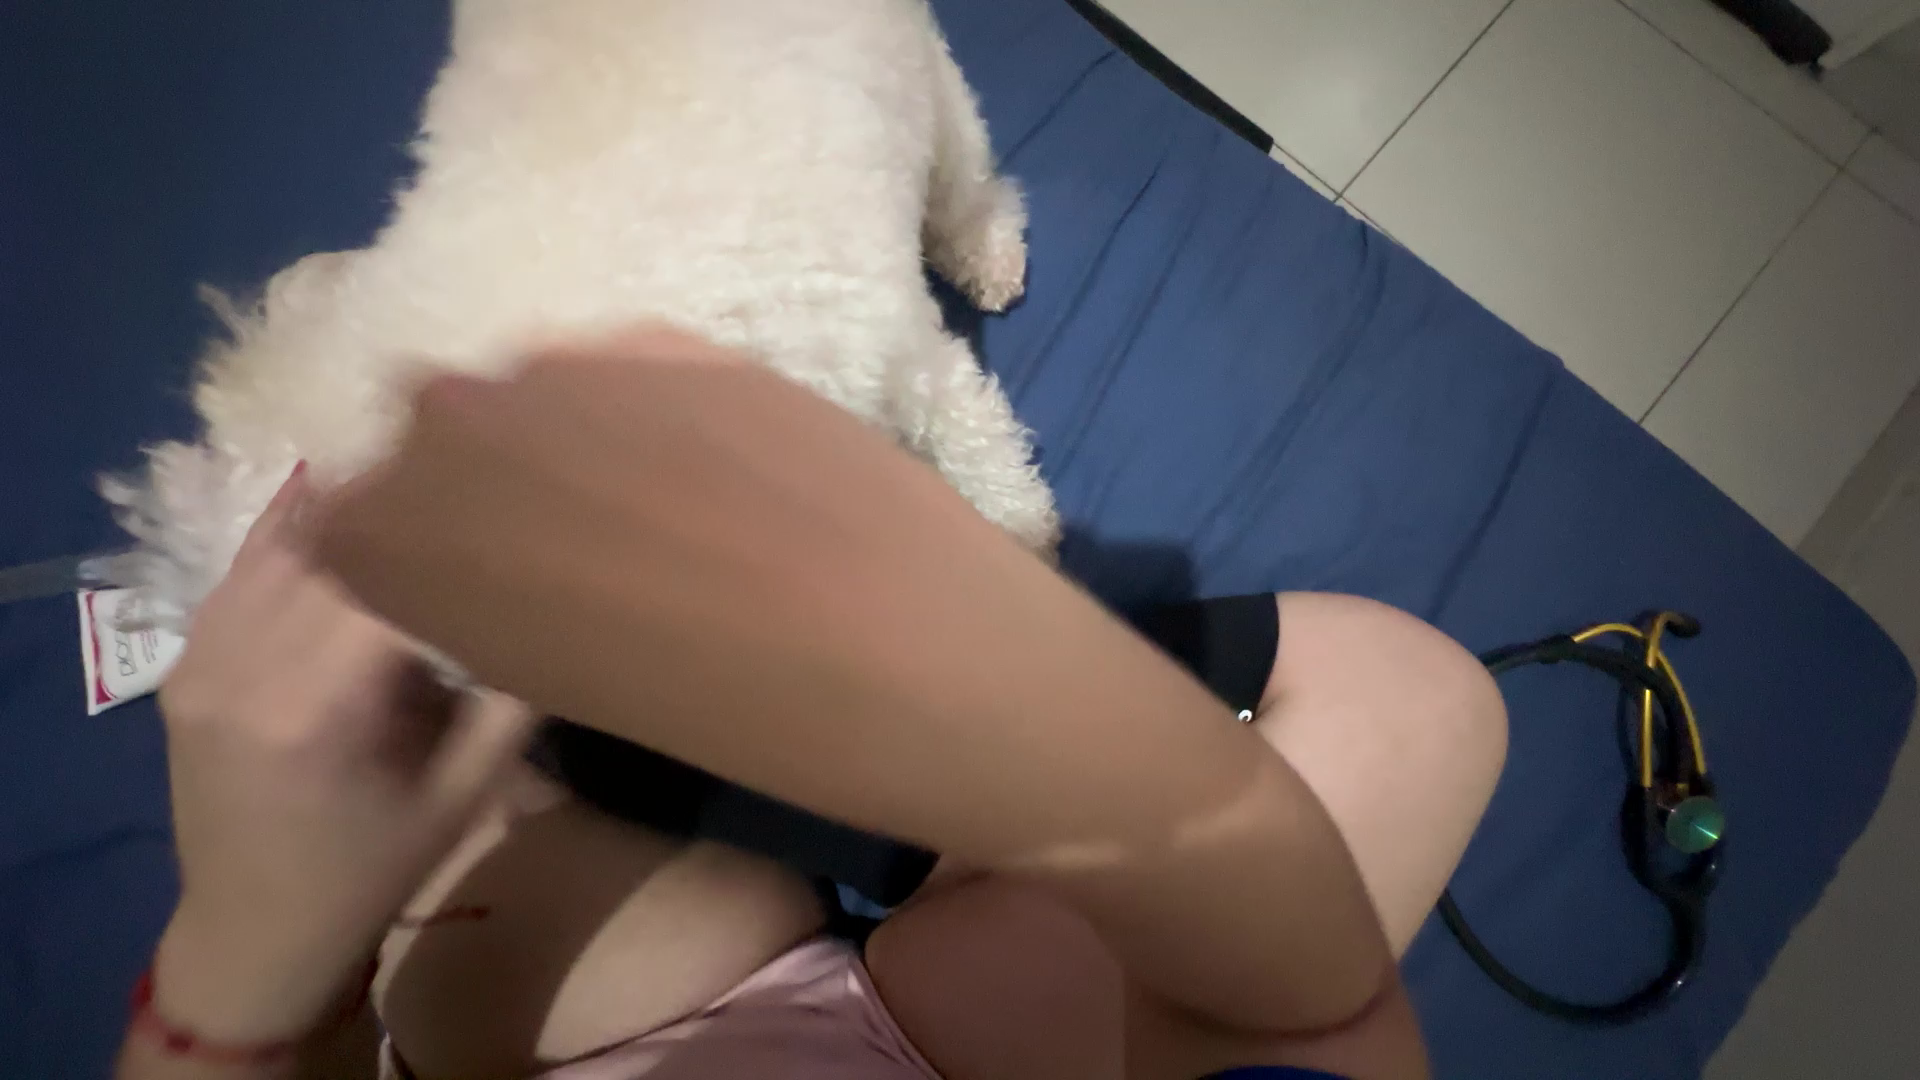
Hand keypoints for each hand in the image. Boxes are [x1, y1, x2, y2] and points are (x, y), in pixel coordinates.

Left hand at [152, 464, 532, 1044]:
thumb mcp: (473, 785)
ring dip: (350, 501)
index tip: (516, 506)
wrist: (259, 924)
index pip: (392, 587)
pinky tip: (332, 482)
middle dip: (409, 508)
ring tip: (417, 459)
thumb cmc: (383, 856)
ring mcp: (199, 664)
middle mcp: (244, 671)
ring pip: (282, 549)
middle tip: (479, 469)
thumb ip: (514, 694)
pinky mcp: (185, 665)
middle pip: (337, 553)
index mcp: (321, 709)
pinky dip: (291, 522)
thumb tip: (557, 613)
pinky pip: (242, 570)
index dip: (455, 540)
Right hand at [309, 326, 1044, 788]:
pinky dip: (655, 405)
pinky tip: (714, 455)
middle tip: (598, 526)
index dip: (442, 545)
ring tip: (672, 489)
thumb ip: (516, 607)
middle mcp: (457, 433)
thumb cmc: (748, 719)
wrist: (908, 650)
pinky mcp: (694, 344)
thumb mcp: (588, 686)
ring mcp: (581, 369)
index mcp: (398, 548)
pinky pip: (633, 364)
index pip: (360, 517)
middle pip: (446, 430)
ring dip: (586, 431)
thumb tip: (518, 557)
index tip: (506, 571)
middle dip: (507, 477)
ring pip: (542, 386)